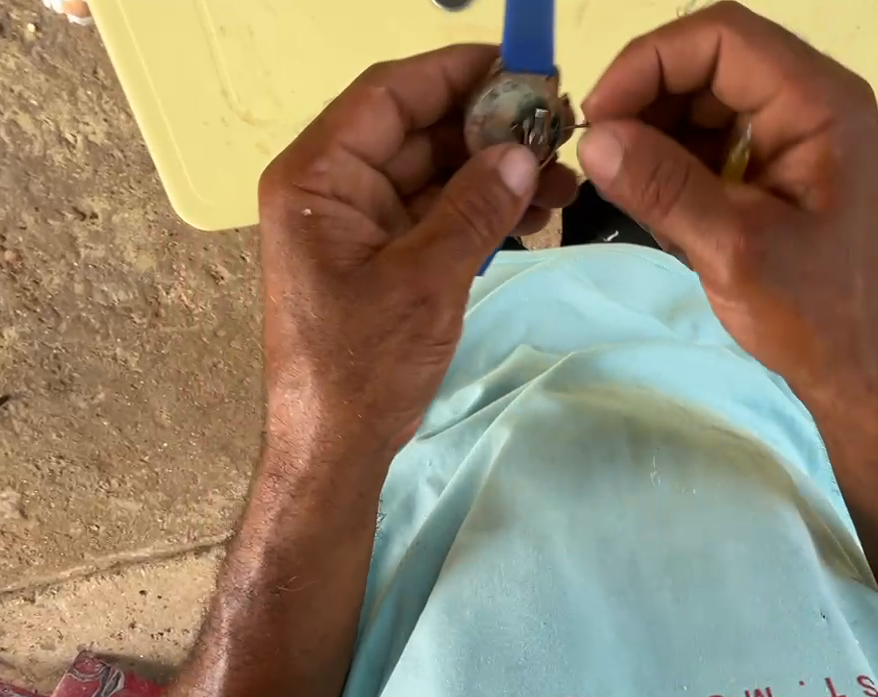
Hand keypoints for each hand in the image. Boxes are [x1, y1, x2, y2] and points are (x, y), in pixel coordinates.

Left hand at [259, 45, 578, 467]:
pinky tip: (528, 214)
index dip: (454, 74)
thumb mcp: (426, 281)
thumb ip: (475, 208)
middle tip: (554, 132)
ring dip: (491, 178)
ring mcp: (358, 230)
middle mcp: (333, 192)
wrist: (337, 446)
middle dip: (486, 133)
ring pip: (431, 180)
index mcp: (319, 179)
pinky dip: (477, 216)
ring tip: (558, 182)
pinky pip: (433, 221)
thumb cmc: (364, 365)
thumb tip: (522, 153)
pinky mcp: (381, 265)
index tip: (517, 68)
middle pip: (416, 136)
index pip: (389, 96)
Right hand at [577, 3, 877, 407]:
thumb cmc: (809, 311)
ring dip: (656, 141)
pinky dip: (673, 172)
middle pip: (709, 65)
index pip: (721, 38)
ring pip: (703, 107)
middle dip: (647, 104)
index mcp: (816, 102)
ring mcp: (788, 139)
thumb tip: (593, 139)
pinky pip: (709, 149)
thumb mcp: (732, 248)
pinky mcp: (770, 174)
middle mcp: (805, 103)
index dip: (648, 63)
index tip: (596, 117)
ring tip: (632, 194)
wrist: (849, 365)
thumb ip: (664, 188)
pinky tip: (662, 214)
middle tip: (602, 157)